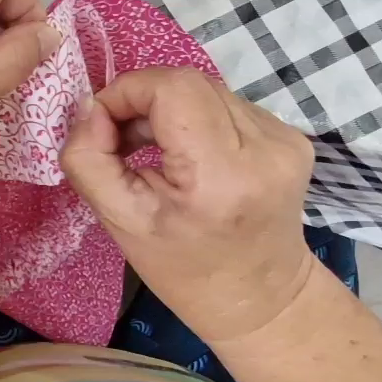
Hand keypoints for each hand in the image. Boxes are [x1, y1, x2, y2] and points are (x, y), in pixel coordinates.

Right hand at [61, 67, 319, 340]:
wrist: (259, 299)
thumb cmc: (181, 269)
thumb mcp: (118, 221)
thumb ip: (89, 158)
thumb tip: (89, 108)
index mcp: (221, 176)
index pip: (171, 88)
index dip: (126, 93)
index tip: (103, 126)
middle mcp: (264, 148)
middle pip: (187, 82)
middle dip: (142, 99)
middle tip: (121, 139)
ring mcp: (285, 139)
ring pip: (206, 89)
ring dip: (168, 108)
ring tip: (153, 149)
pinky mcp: (292, 137)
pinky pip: (226, 104)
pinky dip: (195, 118)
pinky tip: (188, 154)